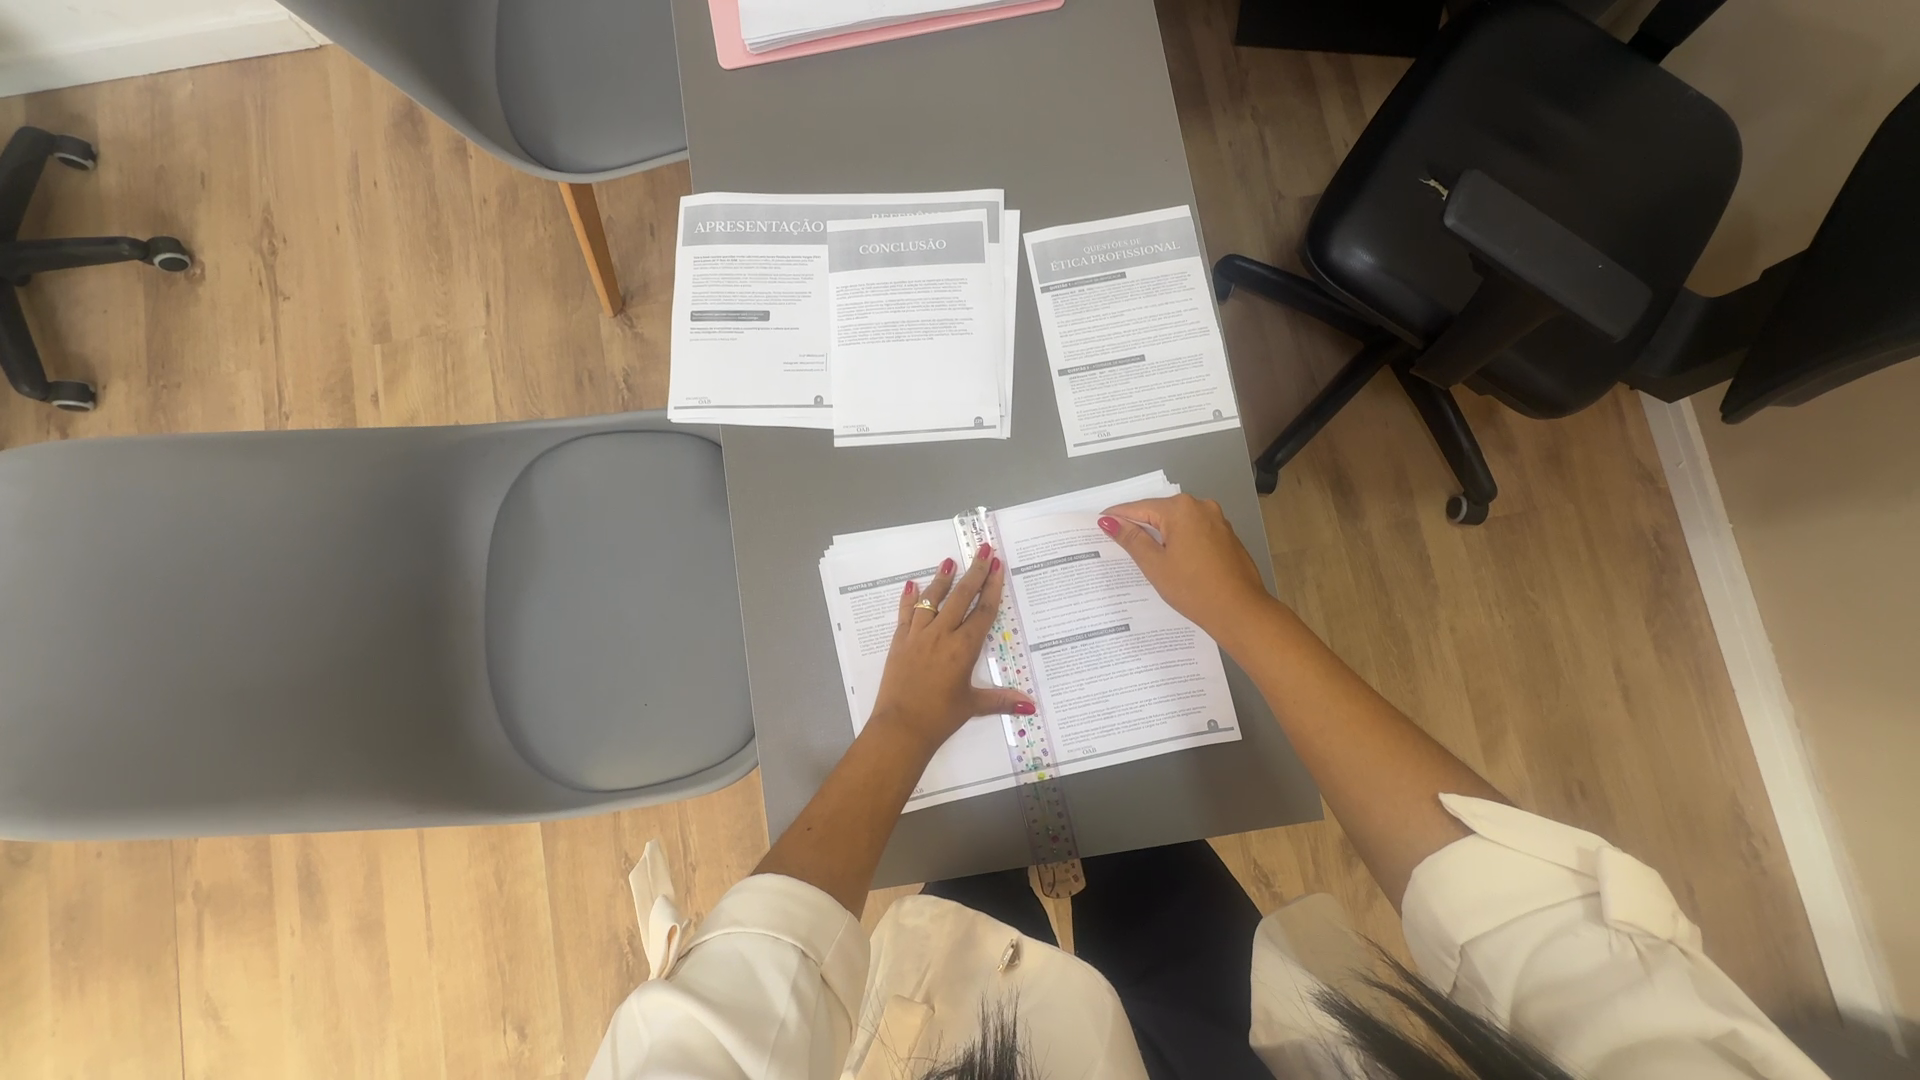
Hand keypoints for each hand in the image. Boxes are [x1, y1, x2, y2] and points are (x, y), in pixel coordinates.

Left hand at [867, 543, 1034, 754]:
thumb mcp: (973, 705)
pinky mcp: (899, 641)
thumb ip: (1002, 699)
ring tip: (949, 560)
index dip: (992, 587)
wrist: (900, 727)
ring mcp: (918, 635)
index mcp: (964, 648)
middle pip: (961, 597)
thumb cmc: (940, 717)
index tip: (997, 566)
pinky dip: (908, 599)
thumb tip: (1031, 706)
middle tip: (983, 550)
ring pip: (932, 600)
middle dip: (974, 572)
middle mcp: (942, 635)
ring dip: (942, 579)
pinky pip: (905, 614)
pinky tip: (910, 585)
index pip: (982, 611)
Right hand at [1099, 495, 1274, 638]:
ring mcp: (1217, 520)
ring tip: (1142, 552)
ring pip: (1178, 522)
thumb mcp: (1155, 564)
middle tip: (1117, 540)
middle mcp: (1201, 507)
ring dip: (1161, 533)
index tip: (1099, 523)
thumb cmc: (1192, 588)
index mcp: (1180, 509)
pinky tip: (1172, 558)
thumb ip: (1131, 538)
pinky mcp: (1227, 535)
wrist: (1240, 611)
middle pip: (1160, 512)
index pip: (1139, 508)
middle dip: (1140, 525)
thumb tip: (1108, 521)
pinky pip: (1194, 531)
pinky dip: (1179, 540)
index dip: (1117, 516)